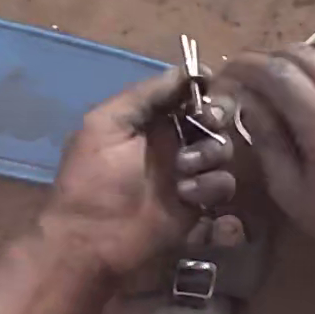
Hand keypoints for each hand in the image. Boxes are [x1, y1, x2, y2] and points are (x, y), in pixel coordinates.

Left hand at [42, 69, 236, 277]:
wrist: (91, 242)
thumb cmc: (94, 180)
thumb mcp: (106, 125)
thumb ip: (146, 95)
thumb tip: (190, 71)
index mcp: (148, 121)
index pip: (187, 95)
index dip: (201, 92)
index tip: (206, 92)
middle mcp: (172, 142)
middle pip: (212, 120)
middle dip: (214, 119)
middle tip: (206, 125)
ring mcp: (187, 174)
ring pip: (222, 151)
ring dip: (208, 156)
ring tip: (184, 172)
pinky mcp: (199, 205)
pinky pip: (222, 187)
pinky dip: (210, 188)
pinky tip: (187, 196)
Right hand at [217, 46, 314, 292]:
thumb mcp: (287, 188)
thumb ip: (266, 136)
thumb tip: (245, 98)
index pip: (280, 74)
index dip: (246, 66)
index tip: (223, 73)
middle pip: (300, 55)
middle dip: (263, 58)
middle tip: (239, 76)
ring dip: (286, 65)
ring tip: (263, 86)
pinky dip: (310, 77)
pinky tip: (297, 101)